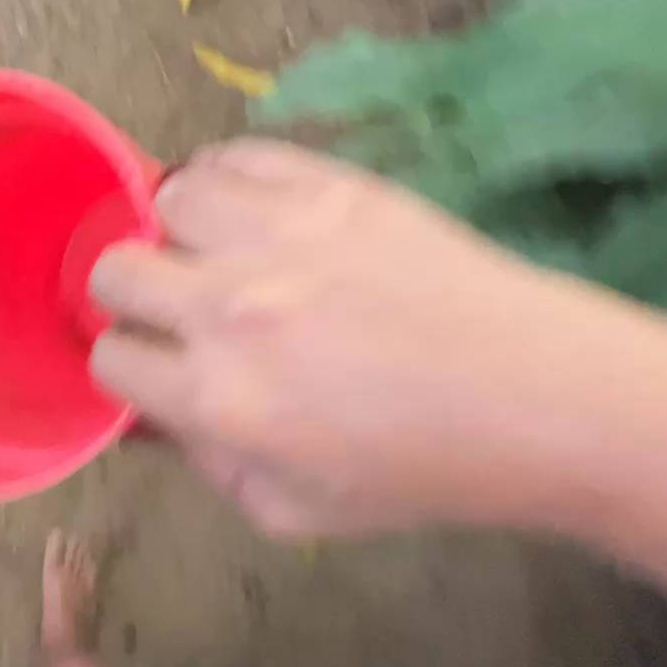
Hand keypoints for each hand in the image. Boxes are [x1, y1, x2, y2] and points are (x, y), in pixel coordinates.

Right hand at [87, 139, 666, 535]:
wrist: (555, 404)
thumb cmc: (420, 471)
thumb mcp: (291, 510)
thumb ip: (201, 460)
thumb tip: (149, 409)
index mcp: (222, 399)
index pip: (111, 357)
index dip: (123, 359)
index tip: (151, 356)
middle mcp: (232, 309)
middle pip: (115, 268)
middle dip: (125, 289)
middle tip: (166, 297)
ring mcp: (281, 238)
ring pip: (166, 199)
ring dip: (174, 227)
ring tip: (208, 243)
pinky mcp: (331, 188)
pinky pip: (232, 156)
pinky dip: (220, 176)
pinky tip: (242, 204)